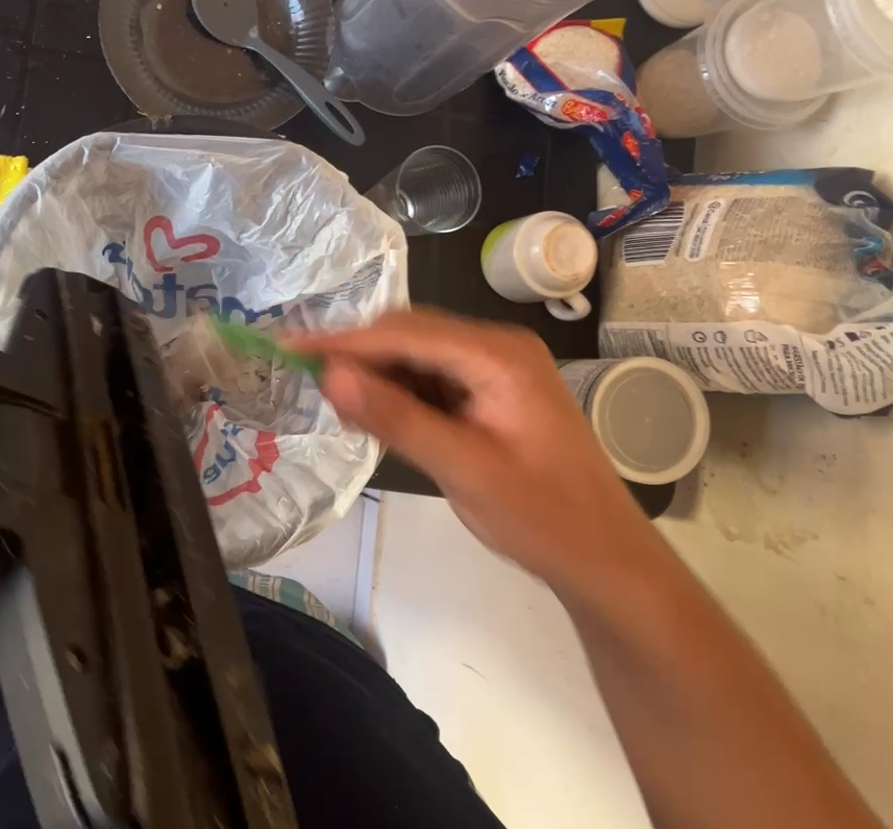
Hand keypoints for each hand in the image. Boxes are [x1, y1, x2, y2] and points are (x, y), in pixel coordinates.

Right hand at [291, 309, 664, 595]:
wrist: (603, 558)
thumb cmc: (543, 517)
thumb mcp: (463, 469)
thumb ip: (395, 418)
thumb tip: (330, 375)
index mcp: (499, 357)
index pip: (404, 334)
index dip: (342, 340)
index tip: (289, 345)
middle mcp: (496, 349)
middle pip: (406, 335)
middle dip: (355, 355)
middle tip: (305, 378)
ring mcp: (493, 369)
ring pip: (412, 356)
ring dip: (373, 375)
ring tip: (335, 403)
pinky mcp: (487, 392)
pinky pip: (427, 378)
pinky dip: (395, 393)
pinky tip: (373, 415)